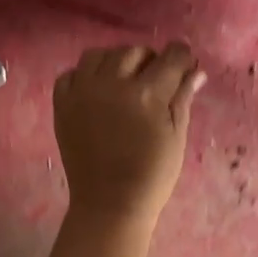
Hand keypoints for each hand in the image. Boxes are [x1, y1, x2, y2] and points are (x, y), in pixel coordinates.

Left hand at [52, 42, 205, 220]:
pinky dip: (85, 76)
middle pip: (134, 51)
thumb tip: (195, 71)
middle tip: (156, 81)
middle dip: (150, 60)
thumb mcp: (176, 137)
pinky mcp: (62, 105)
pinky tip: (96, 91)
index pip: (171, 57)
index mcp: (147, 94)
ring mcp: (82, 92)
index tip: (185, 66)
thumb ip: (183, 98)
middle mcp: (112, 84)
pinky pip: (71, 74)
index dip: (182, 58)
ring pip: (100, 55)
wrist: (110, 205)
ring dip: (116, 62)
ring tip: (124, 81)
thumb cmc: (152, 176)